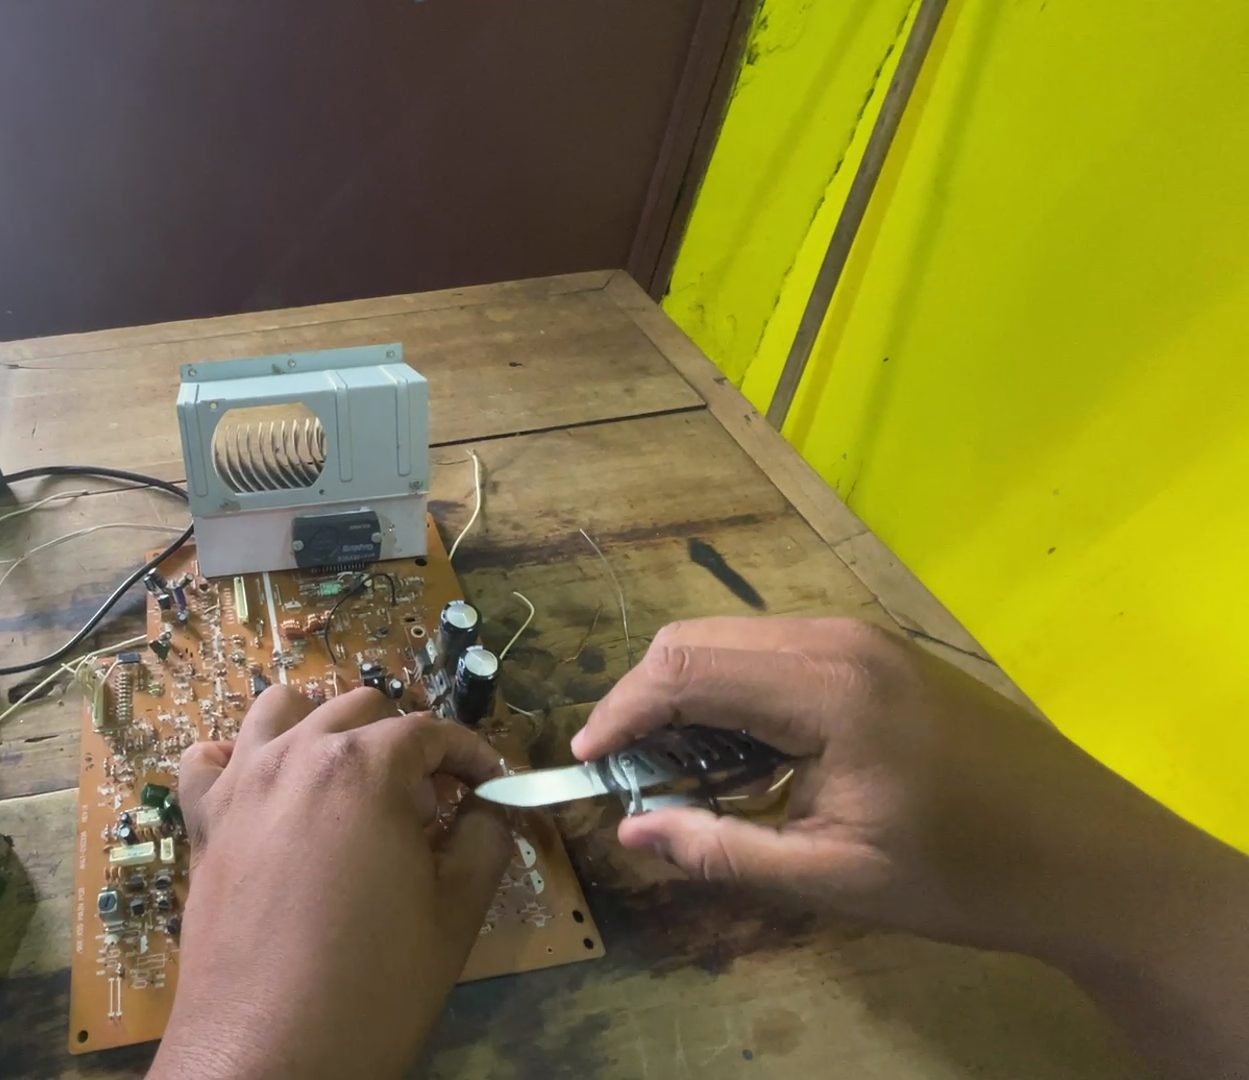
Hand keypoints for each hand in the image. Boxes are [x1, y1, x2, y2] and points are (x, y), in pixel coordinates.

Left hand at [147, 687, 510, 1079]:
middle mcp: (297, 752)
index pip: (428, 730)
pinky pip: (207, 758)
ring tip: (344, 778)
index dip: (470, 754)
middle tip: (423, 803)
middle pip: (360, 707)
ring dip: (320, 725)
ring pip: (280, 707)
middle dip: (403, 742)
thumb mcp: (454, 914)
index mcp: (364, 766)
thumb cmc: (371, 986)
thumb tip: (485, 805)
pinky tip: (261, 790)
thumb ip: (483, 839)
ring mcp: (241, 778)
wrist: (266, 1055)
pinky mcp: (203, 816)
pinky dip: (234, 758)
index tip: (488, 786)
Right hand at [573, 616, 1248, 1077]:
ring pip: (720, 636)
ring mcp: (853, 635)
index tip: (588, 759)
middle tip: (626, 760)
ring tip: (674, 754)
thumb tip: (628, 832)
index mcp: (828, 690)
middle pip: (691, 640)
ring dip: (678, 688)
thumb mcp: (836, 881)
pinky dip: (720, 683)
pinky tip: (732, 738)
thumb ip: (719, 850)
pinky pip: (759, 646)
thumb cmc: (971, 877)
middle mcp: (833, 640)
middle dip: (640, 696)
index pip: (682, 671)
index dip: (620, 712)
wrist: (1108, 864)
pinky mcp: (865, 645)